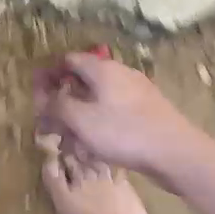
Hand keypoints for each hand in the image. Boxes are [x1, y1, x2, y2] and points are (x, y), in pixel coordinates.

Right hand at [33, 52, 207, 185]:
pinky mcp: (148, 113)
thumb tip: (43, 98)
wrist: (177, 153)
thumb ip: (56, 106)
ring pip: (99, 101)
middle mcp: (120, 74)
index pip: (68, 60)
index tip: (37, 95)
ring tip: (72, 144)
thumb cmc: (124, 132)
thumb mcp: (80, 120)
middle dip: (64, 102)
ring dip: (81, 119)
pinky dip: (100, 126)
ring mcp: (137, 93)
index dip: (49, 75)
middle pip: (83, 82)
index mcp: (102, 69)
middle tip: (51, 125)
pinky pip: (115, 114)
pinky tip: (97, 149)